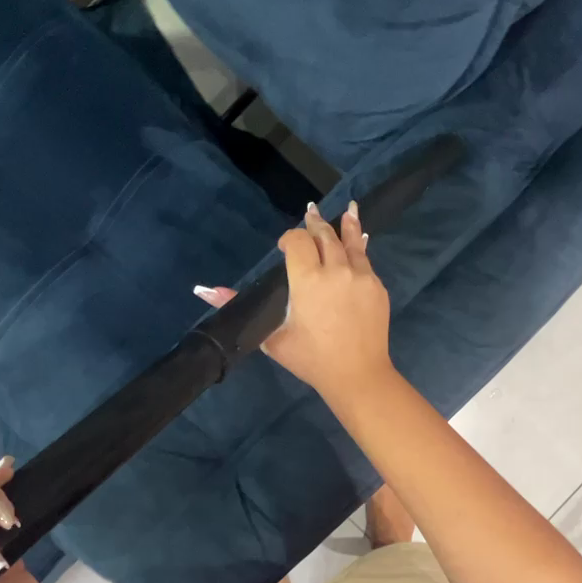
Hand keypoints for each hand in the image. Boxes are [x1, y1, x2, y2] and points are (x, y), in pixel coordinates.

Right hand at [198, 202, 393, 399]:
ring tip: (348, 207)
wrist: (358, 374)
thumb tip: (204, 290)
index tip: (285, 246)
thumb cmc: (311, 359)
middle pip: (324, 236)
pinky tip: (360, 239)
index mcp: (307, 280)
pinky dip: (359, 247)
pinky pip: (366, 260)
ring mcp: (361, 277)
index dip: (290, 238)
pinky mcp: (377, 287)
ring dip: (346, 224)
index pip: (298, 241)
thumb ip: (238, 307)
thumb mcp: (272, 337)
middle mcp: (335, 270)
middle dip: (316, 224)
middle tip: (311, 212)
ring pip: (351, 242)